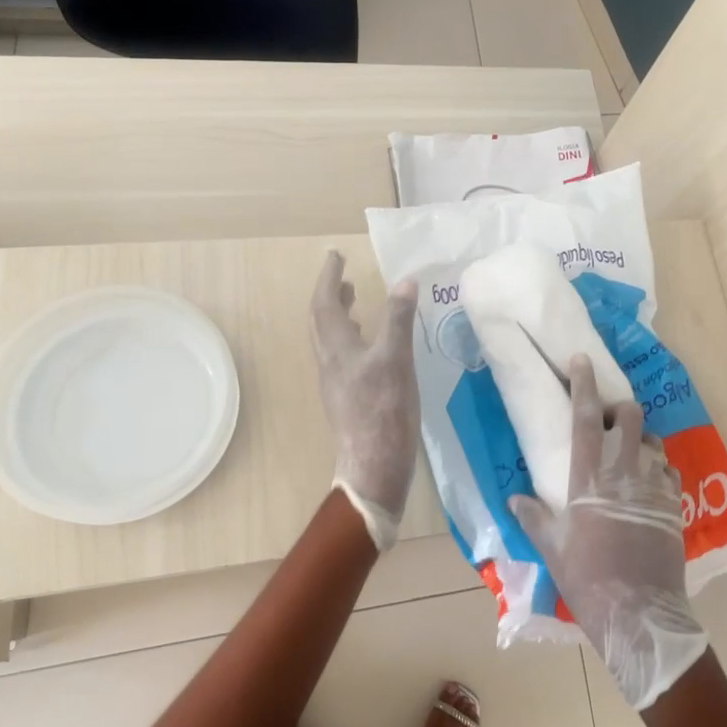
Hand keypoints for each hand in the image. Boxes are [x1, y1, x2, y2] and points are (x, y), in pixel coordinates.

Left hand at [311, 250, 419, 551]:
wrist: (374, 469)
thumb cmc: (383, 412)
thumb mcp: (396, 360)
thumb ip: (398, 320)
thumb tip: (405, 281)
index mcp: (337, 349)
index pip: (325, 304)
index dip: (329, 279)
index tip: (335, 256)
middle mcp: (330, 364)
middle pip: (322, 322)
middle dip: (331, 296)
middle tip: (343, 277)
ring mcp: (337, 384)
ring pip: (331, 341)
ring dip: (339, 317)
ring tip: (355, 304)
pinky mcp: (347, 401)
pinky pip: (343, 358)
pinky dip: (351, 339)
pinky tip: (370, 348)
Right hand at [509, 356, 707, 709]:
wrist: (638, 612)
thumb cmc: (587, 579)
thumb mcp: (552, 548)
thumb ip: (533, 517)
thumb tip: (513, 496)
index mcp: (589, 478)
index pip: (586, 417)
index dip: (584, 383)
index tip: (580, 360)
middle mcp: (625, 471)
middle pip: (630, 416)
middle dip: (619, 408)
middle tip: (607, 420)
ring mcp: (654, 486)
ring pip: (653, 440)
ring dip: (639, 439)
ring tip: (628, 453)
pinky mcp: (675, 503)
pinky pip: (669, 470)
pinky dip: (658, 467)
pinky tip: (648, 482)